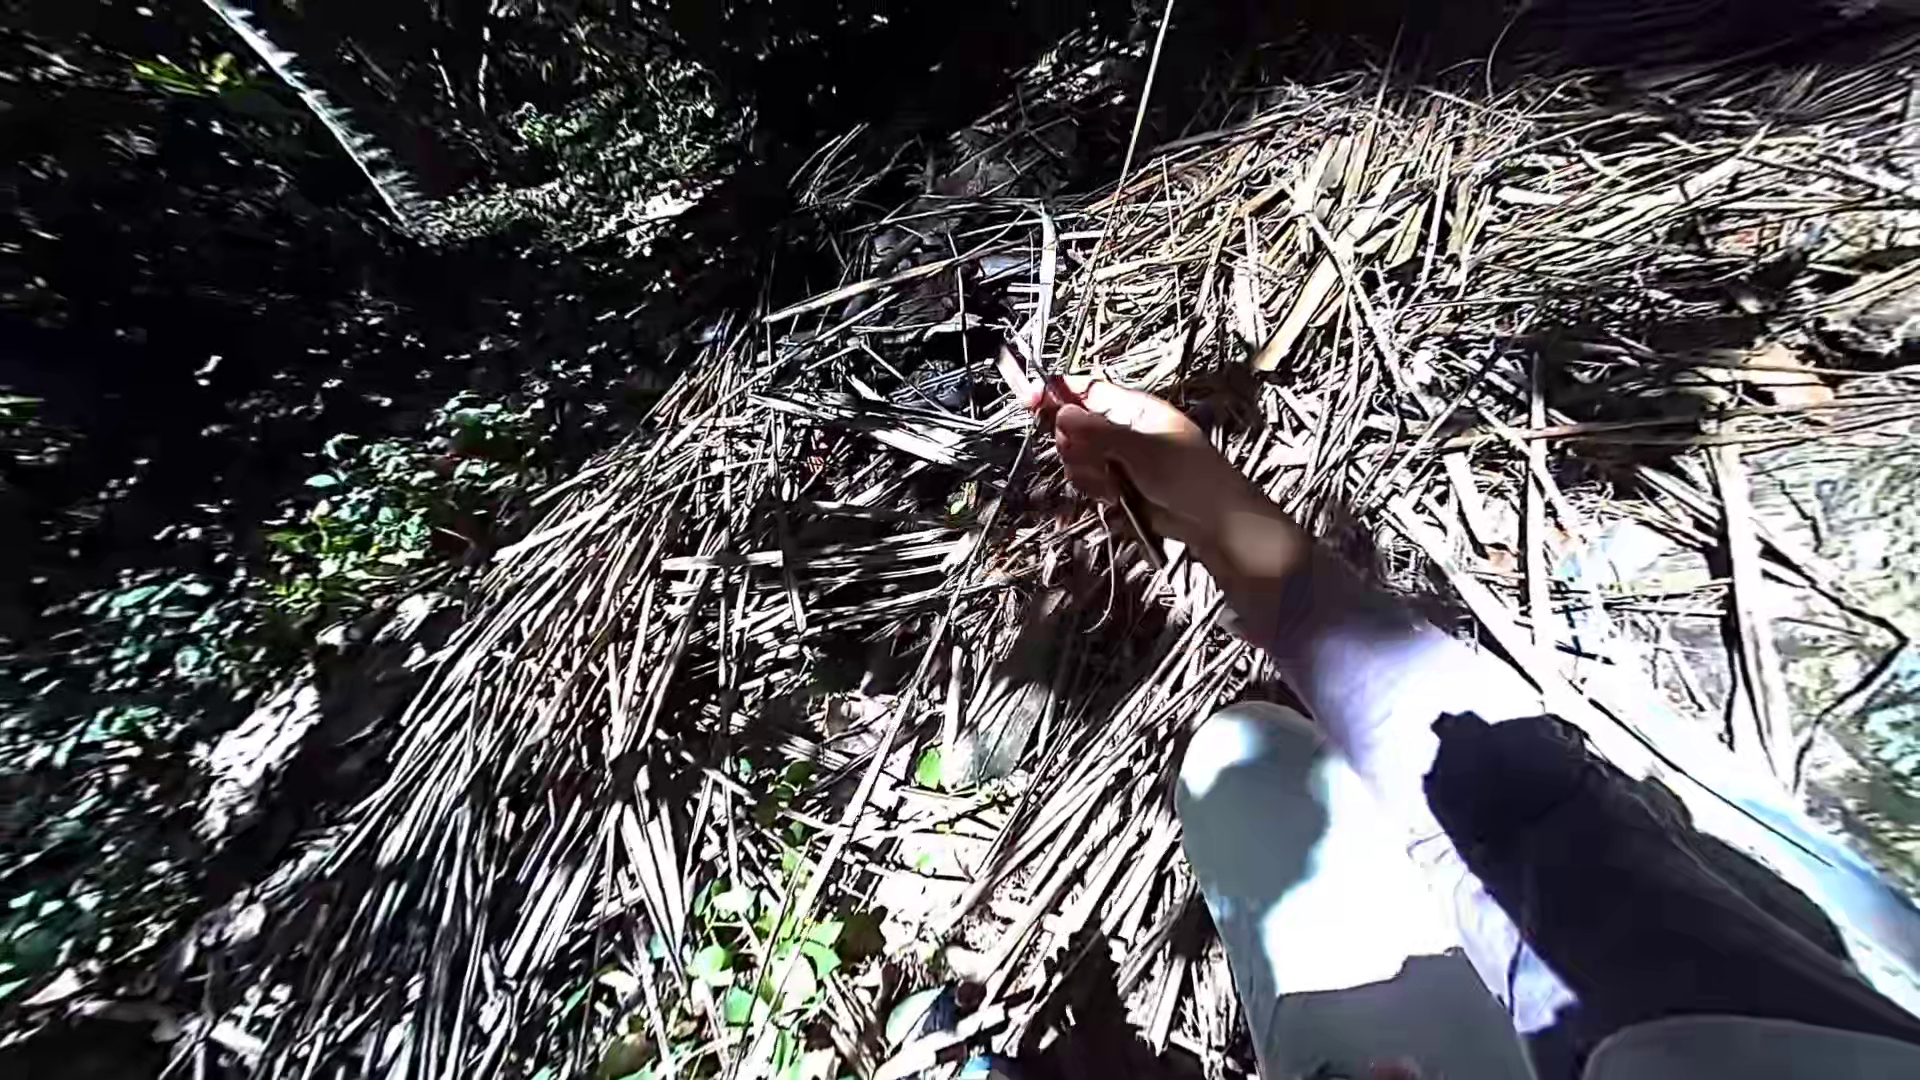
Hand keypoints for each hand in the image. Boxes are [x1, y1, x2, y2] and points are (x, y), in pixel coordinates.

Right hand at [1019, 376, 1311, 594]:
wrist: (1212, 523)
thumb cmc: (1189, 476)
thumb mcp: (1143, 449)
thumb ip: (1099, 431)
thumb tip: (1061, 412)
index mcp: (1132, 409)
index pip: (1087, 390)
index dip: (1059, 394)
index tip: (1032, 401)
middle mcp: (1120, 430)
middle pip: (1073, 428)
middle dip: (1076, 448)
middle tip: (1095, 462)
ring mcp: (1116, 459)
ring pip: (1077, 459)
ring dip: (1087, 474)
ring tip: (1112, 486)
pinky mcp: (1115, 485)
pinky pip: (1088, 482)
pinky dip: (1096, 491)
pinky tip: (1115, 499)